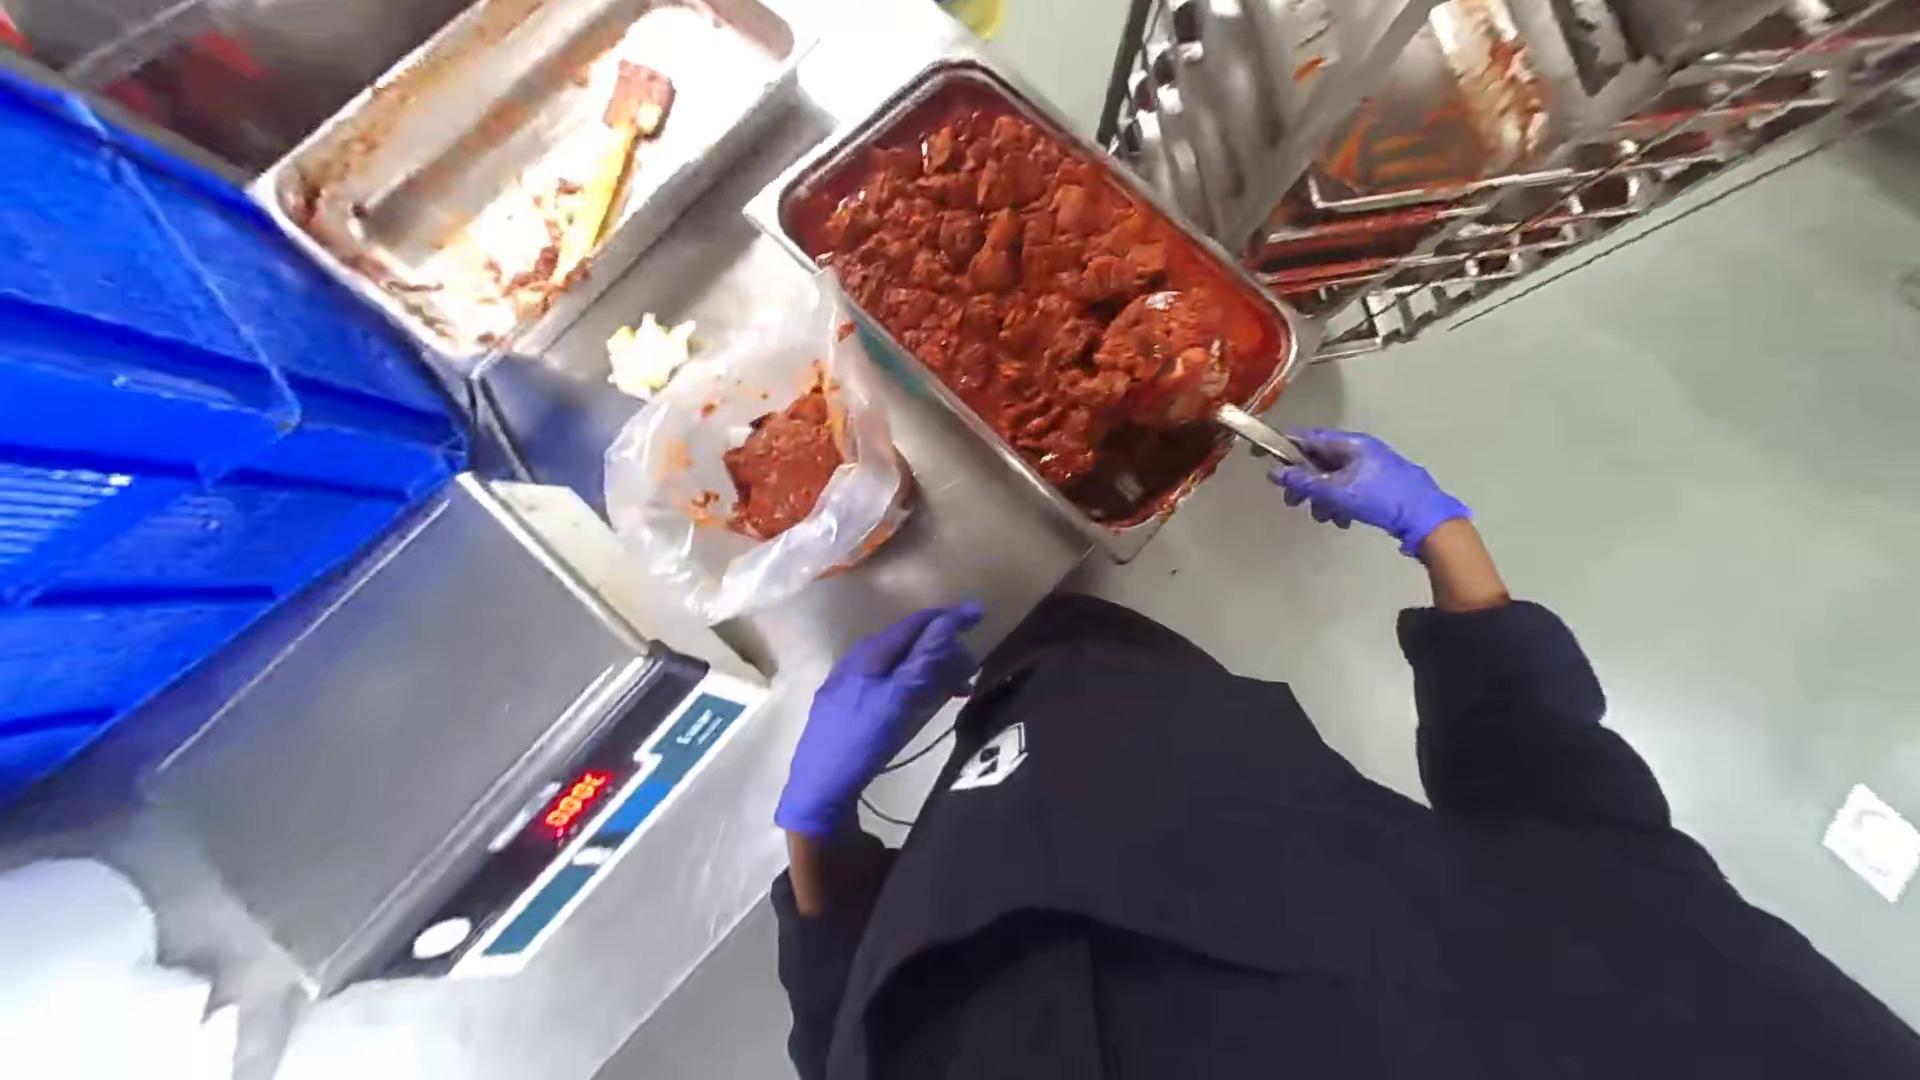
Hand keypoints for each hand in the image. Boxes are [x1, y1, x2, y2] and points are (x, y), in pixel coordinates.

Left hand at [775, 604, 983, 836]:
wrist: (817, 790)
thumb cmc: (860, 742)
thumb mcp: (897, 701)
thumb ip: (922, 661)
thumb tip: (946, 623)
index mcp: (869, 653)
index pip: (915, 623)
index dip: (949, 617)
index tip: (979, 615)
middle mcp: (856, 659)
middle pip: (907, 641)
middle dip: (943, 648)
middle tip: (970, 668)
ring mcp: (848, 681)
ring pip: (898, 662)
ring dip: (931, 668)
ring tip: (956, 687)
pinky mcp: (845, 703)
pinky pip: (888, 680)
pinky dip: (914, 683)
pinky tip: (921, 699)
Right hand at [1270, 427, 1470, 555]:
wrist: (1427, 518)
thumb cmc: (1380, 498)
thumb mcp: (1335, 492)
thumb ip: (1303, 482)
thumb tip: (1274, 472)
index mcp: (1348, 444)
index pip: (1305, 438)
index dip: (1280, 446)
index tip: (1260, 456)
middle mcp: (1358, 449)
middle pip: (1316, 460)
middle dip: (1303, 483)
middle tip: (1294, 503)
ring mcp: (1369, 465)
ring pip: (1330, 477)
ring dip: (1321, 498)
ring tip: (1325, 517)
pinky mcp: (1377, 481)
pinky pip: (1346, 486)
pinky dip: (1338, 501)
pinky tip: (1342, 519)